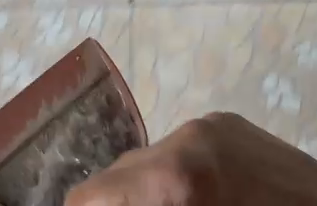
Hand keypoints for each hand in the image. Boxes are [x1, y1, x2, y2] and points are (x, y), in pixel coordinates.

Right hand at [64, 112, 316, 205]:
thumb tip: (114, 203)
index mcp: (173, 181)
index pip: (90, 195)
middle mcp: (183, 139)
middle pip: (116, 174)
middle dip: (115, 205)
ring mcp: (207, 124)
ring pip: (147, 160)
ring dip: (146, 192)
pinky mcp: (227, 120)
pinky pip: (180, 148)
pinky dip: (176, 176)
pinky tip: (200, 199)